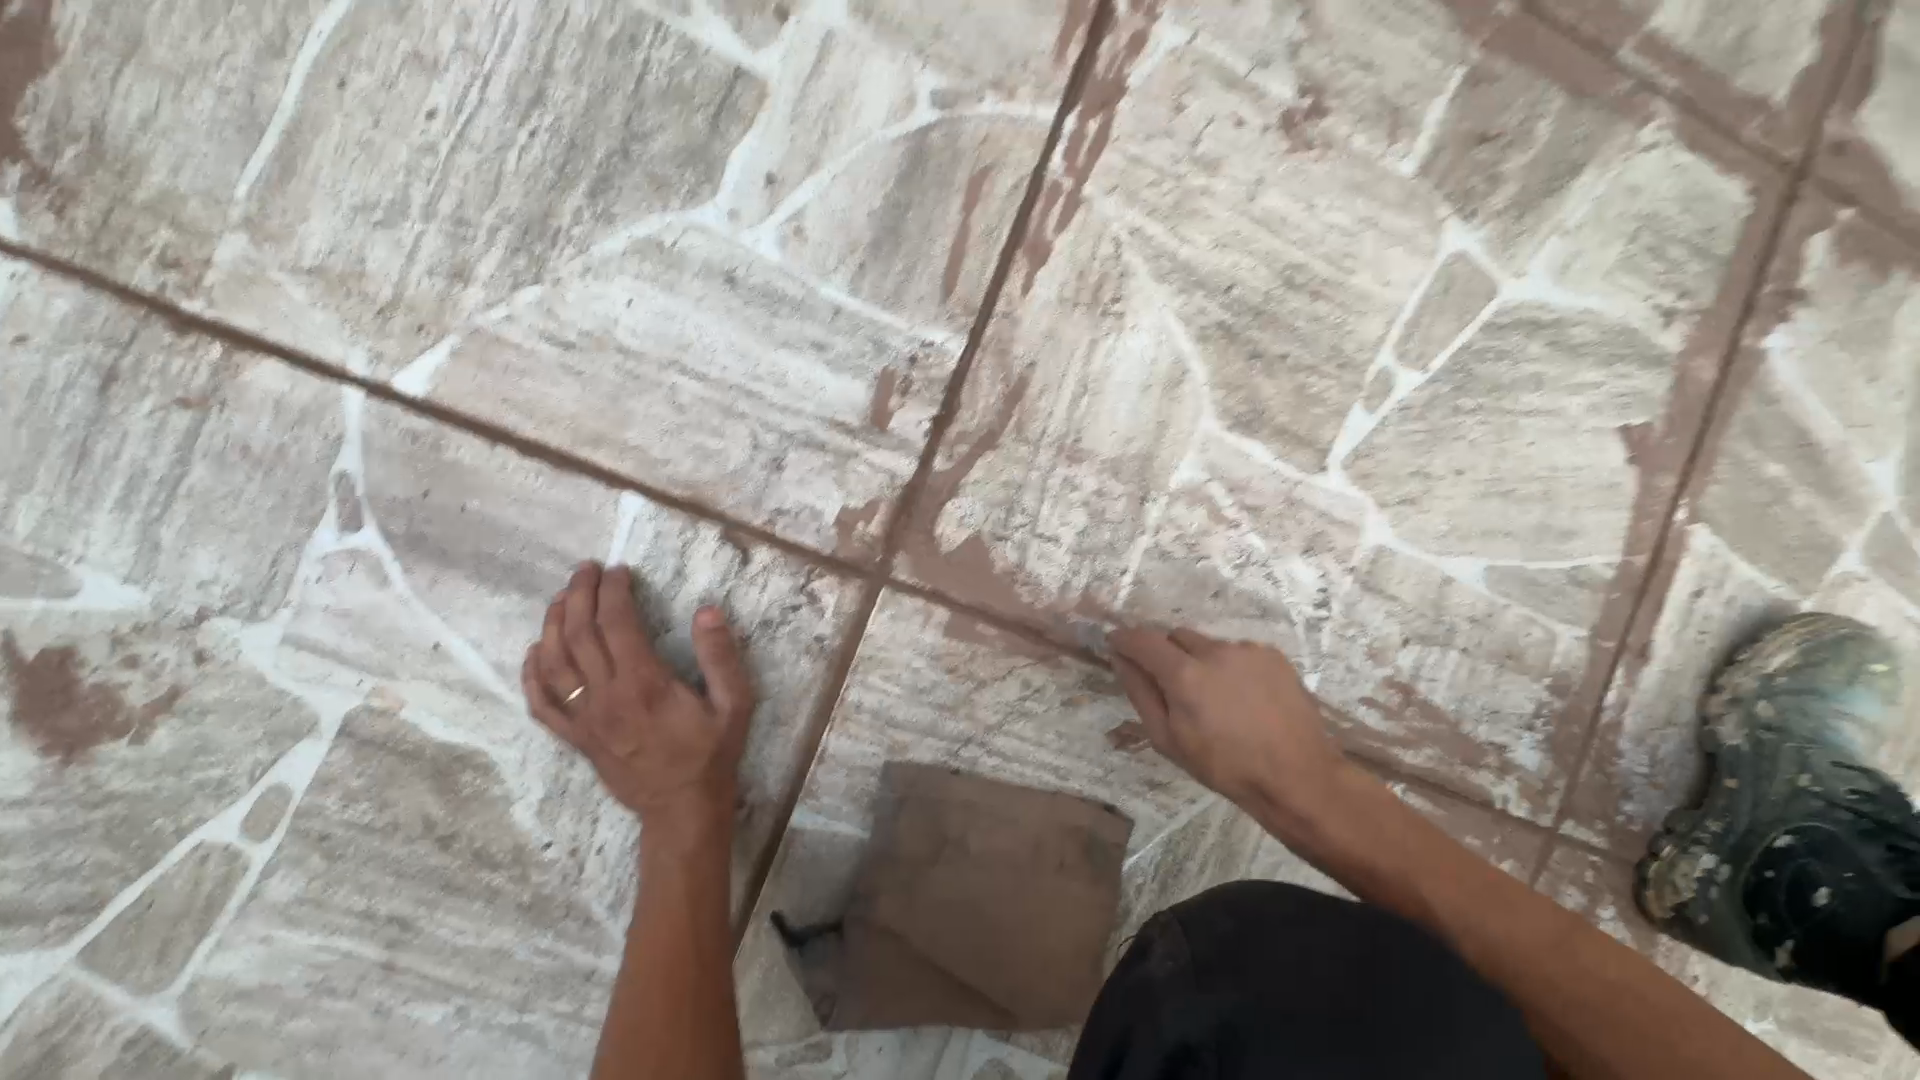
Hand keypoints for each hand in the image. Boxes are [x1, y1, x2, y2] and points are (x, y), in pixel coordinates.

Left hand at [522, 562, 754, 838]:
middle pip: (578, 634)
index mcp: (644, 684)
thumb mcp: (734, 704)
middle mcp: (606, 697)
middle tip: (585, 570)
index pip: (616, 623)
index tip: (618, 570)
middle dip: (578, 595)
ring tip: (561, 598)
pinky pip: (541, 703)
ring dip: (552, 624)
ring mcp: (585, 719)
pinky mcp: (576, 739)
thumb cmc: (711, 753)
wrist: (682, 808)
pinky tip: (534, 651)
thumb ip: (721, 657)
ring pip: (553, 663)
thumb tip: (706, 611)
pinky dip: (531, 674)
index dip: (612, 591)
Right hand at [1108, 627, 1351, 821]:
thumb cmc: (1224, 766)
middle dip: (1167, 655)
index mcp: (1185, 675)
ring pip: (1209, 645)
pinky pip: (1238, 653)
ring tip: (1218, 700)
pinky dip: (1232, 669)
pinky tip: (1245, 699)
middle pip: (1176, 637)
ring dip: (1203, 663)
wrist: (1296, 776)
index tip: (1116, 644)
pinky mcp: (1273, 656)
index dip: (1124, 640)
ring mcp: (1247, 651)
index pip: (1142, 640)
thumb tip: (1121, 659)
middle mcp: (1215, 652)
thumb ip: (1140, 693)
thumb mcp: (1168, 740)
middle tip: (1175, 688)